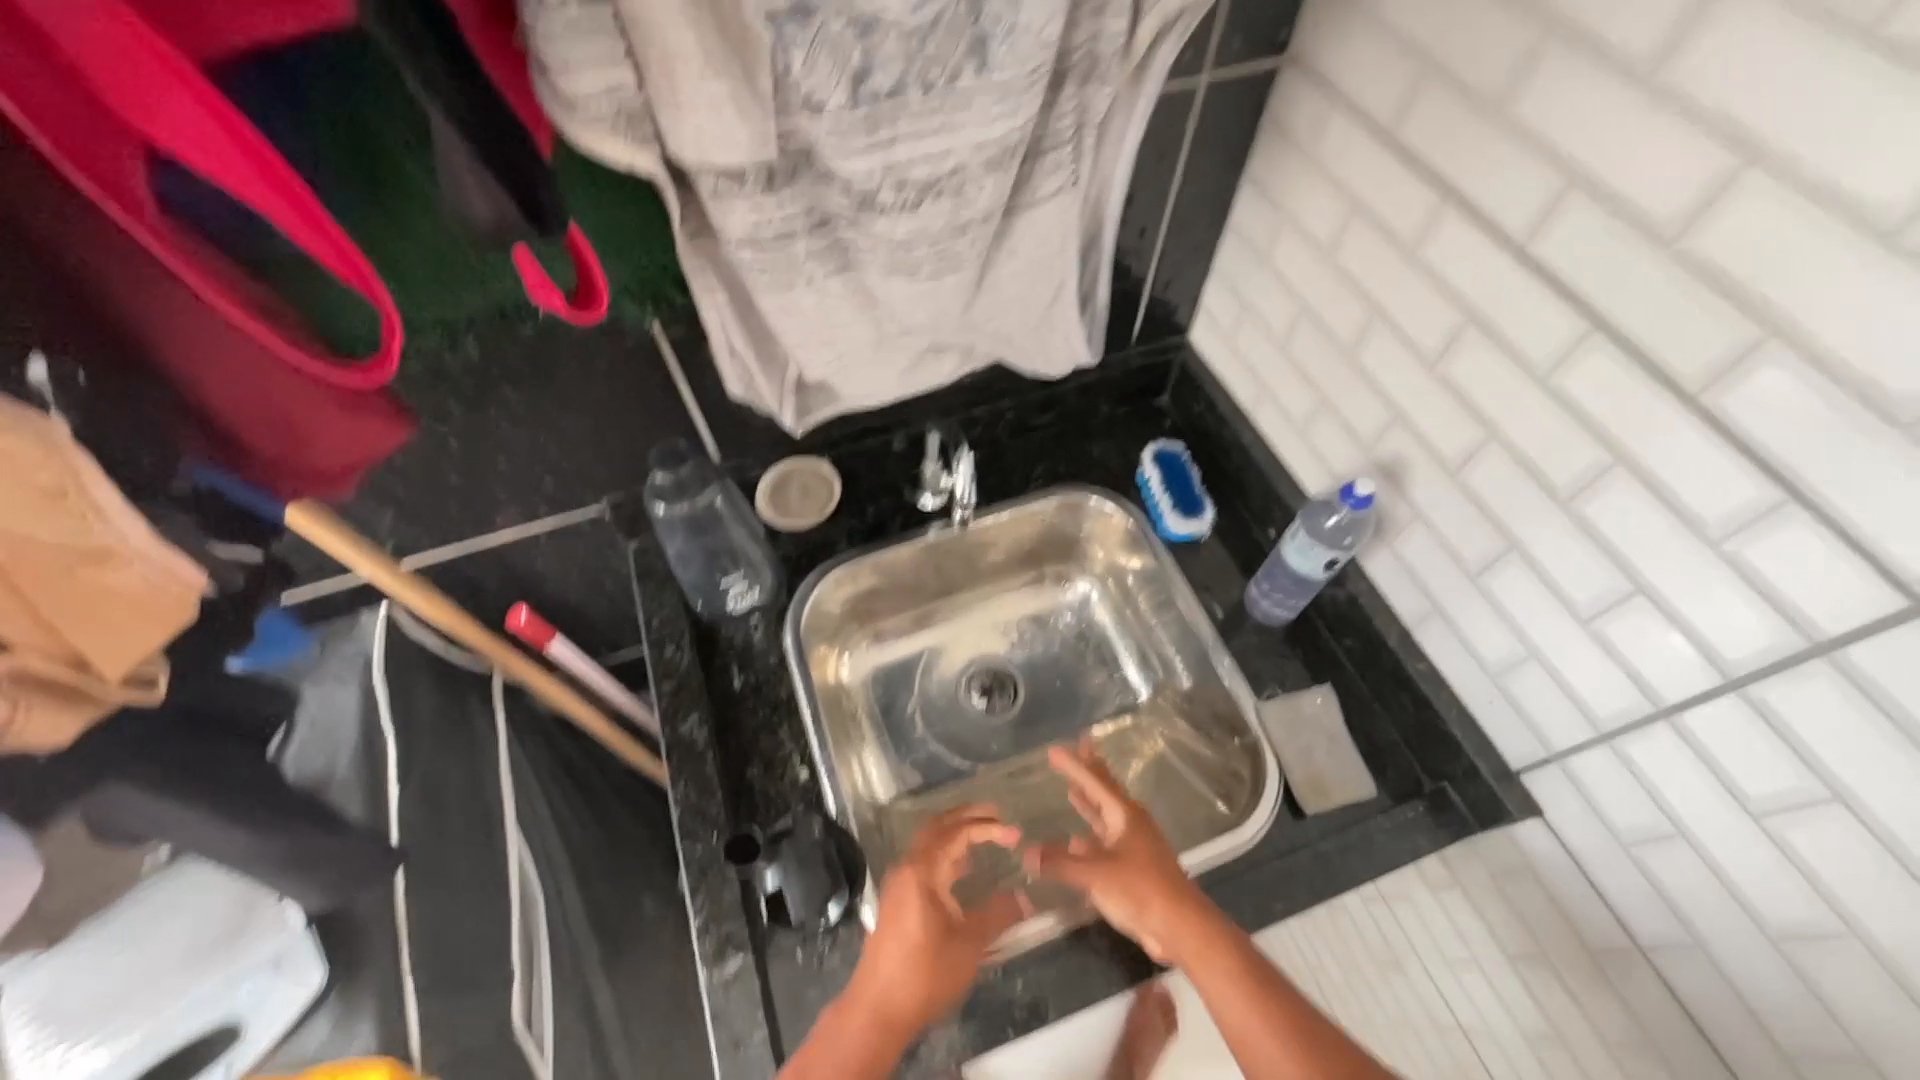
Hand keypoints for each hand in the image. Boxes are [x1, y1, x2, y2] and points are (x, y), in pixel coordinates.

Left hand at [842, 805, 1026, 1038]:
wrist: (878, 1008)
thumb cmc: (925, 973)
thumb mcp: (970, 944)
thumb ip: (998, 914)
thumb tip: (1025, 897)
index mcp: (922, 871)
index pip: (957, 833)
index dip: (987, 828)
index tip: (1014, 834)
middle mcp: (907, 869)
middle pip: (937, 828)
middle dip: (966, 818)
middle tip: (996, 814)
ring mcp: (898, 886)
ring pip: (928, 846)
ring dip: (955, 836)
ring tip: (984, 837)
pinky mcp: (897, 903)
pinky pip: (924, 864)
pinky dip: (946, 856)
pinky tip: (963, 871)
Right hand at [1024, 739, 1213, 963]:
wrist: (1180, 926)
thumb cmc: (1140, 890)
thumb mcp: (1095, 874)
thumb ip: (1059, 863)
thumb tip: (1025, 852)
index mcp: (1124, 815)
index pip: (1093, 781)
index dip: (1073, 765)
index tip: (1054, 749)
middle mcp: (1130, 824)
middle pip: (1105, 791)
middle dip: (1089, 771)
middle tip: (1077, 748)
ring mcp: (1133, 845)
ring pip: (1105, 815)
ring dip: (1089, 801)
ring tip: (1071, 787)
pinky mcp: (1133, 867)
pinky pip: (1105, 840)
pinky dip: (1089, 835)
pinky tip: (1075, 839)